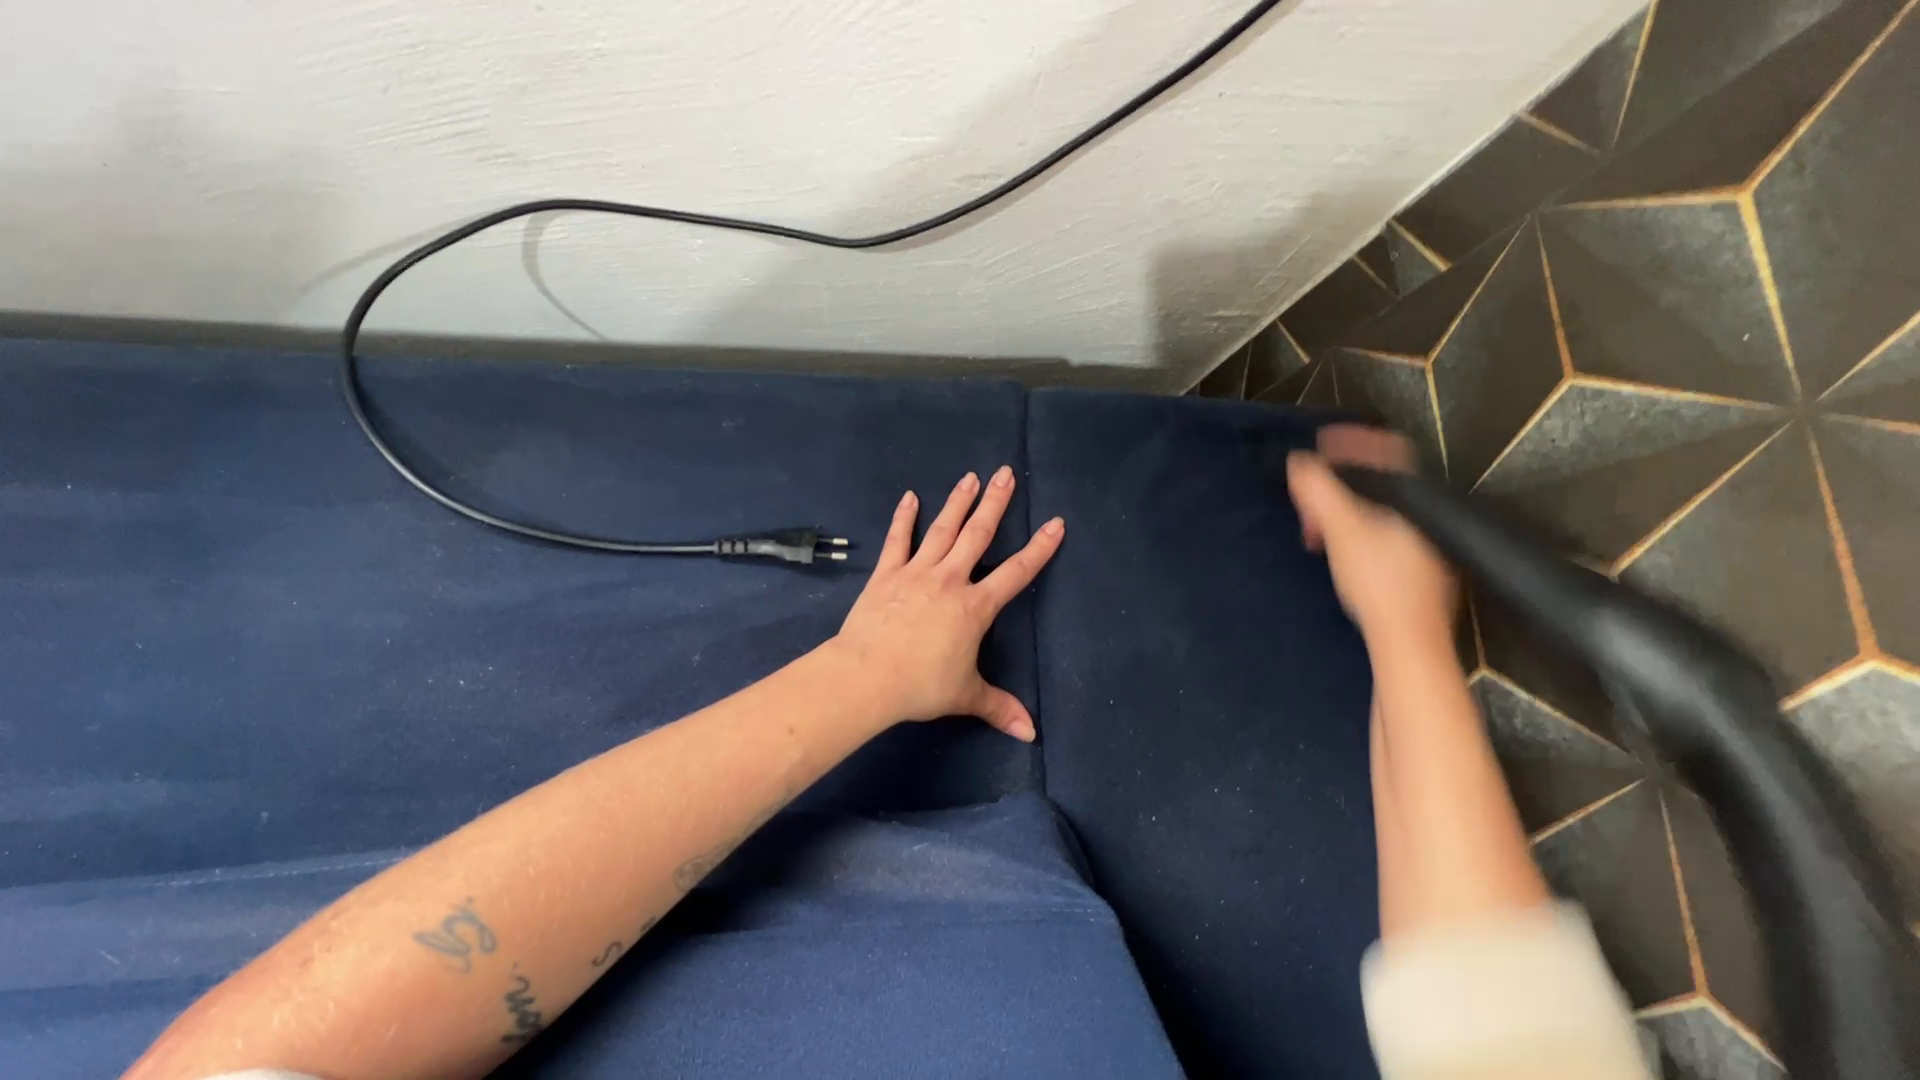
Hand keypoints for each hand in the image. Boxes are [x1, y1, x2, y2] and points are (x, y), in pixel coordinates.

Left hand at [829, 466, 1065, 740]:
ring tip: (970, 477)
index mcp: (975, 606)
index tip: (1056, 523)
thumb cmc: (920, 685)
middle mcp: (950, 580)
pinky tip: (910, 497)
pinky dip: (905, 518)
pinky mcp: (886, 575)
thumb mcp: (966, 696)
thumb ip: (999, 707)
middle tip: (1006, 473)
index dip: (1039, 549)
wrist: (867, 676)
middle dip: (995, 503)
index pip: (1016, 573)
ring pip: (943, 530)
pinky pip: (898, 540)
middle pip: (978, 535)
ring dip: (958, 502)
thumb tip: (1030, 734)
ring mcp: (916, 573)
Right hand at [1286, 425, 1455, 643]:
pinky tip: (1336, 552)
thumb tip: (1298, 460)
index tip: (1321, 444)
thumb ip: (1319, 492)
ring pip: (1378, 512)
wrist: (1409, 640)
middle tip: (1307, 496)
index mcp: (1411, 498)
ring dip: (1342, 511)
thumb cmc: (1378, 581)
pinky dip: (1354, 533)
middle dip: (1338, 484)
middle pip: (1379, 483)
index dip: (1353, 442)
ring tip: (1314, 530)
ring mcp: (1425, 544)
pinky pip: (1382, 535)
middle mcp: (1423, 515)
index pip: (1387, 451)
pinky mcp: (1419, 571)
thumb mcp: (1341, 531)